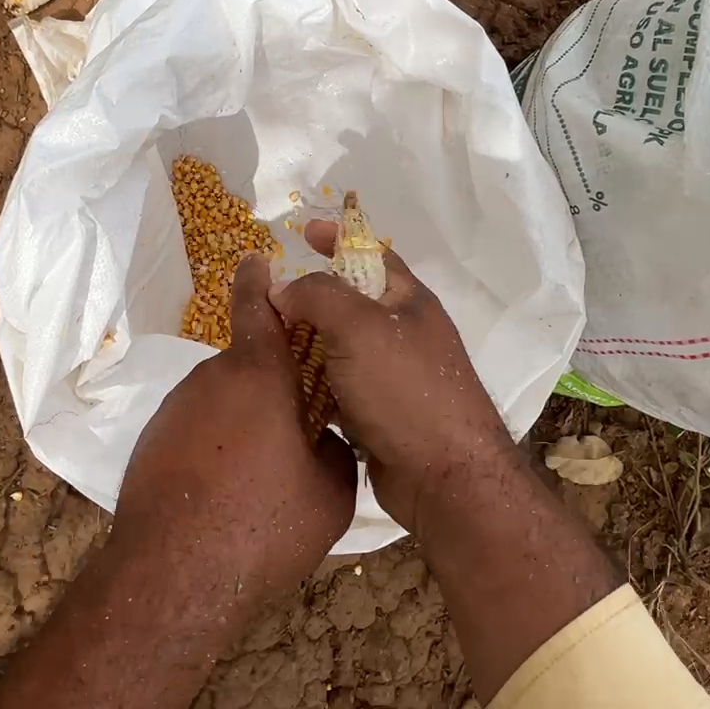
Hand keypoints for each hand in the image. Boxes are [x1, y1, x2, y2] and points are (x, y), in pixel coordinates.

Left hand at [110, 252, 357, 605]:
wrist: (173, 578)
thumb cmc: (263, 523)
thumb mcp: (330, 492)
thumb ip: (335, 449)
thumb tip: (323, 439)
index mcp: (258, 374)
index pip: (256, 305)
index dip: (258, 278)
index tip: (257, 258)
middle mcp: (212, 379)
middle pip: (248, 365)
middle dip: (272, 386)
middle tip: (295, 431)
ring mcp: (176, 408)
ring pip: (223, 400)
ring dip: (243, 421)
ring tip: (260, 476)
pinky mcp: (153, 439)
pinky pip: (197, 428)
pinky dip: (215, 445)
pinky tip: (225, 492)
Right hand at [267, 223, 517, 530]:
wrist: (445, 477)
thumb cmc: (406, 389)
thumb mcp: (359, 327)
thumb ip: (317, 296)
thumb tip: (282, 290)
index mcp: (408, 301)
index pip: (371, 253)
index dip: (339, 239)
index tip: (304, 232)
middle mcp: (402, 333)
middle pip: (348, 303)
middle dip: (309, 298)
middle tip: (268, 299)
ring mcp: (391, 376)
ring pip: (337, 348)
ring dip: (304, 344)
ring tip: (264, 342)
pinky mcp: (377, 415)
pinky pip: (336, 388)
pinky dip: (311, 384)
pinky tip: (281, 387)